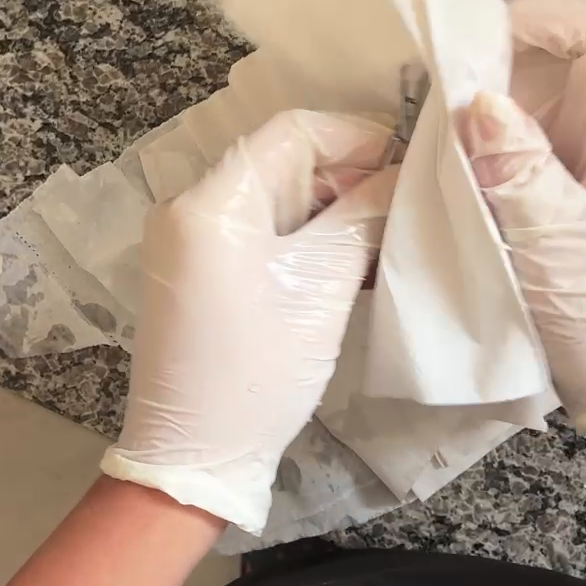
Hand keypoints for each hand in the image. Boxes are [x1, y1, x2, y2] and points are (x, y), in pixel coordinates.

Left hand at [100, 110, 397, 533]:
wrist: (194, 454)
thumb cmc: (257, 370)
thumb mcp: (320, 288)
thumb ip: (361, 217)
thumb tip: (397, 172)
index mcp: (211, 201)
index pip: (289, 132)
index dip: (351, 135)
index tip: (401, 157)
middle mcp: (186, 205)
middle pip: (275, 159)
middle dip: (341, 171)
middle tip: (398, 196)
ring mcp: (183, 236)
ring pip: (267, 194)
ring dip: (323, 203)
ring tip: (380, 224)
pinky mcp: (191, 265)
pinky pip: (251, 226)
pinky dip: (296, 230)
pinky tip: (342, 248)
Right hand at [459, 0, 585, 428]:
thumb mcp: (562, 244)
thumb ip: (519, 168)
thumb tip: (476, 98)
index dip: (549, 19)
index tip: (479, 40)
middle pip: (562, 66)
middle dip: (499, 63)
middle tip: (440, 91)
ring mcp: (584, 174)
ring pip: (534, 110)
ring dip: (484, 110)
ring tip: (436, 130)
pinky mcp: (560, 204)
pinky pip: (518, 152)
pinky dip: (481, 149)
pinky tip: (449, 169)